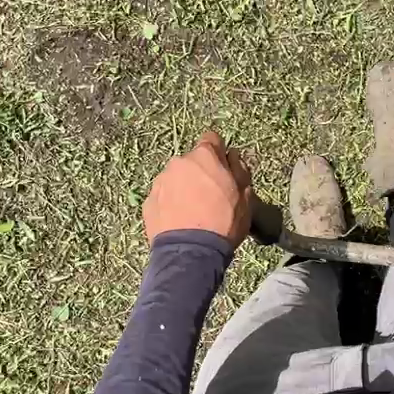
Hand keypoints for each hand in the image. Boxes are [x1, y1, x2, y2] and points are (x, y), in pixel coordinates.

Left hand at [143, 130, 253, 244]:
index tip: (223, 169)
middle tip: (210, 197)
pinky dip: (170, 205)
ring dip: (183, 188)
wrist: (191, 254)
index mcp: (204, 156)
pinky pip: (162, 197)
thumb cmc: (223, 222)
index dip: (219, 154)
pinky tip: (180, 222)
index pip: (211, 139)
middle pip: (192, 162)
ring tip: (193, 213)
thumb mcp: (245, 196)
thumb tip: (231, 157)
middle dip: (200, 173)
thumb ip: (239, 170)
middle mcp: (178, 163)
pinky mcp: (148, 202)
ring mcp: (160, 182)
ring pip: (175, 179)